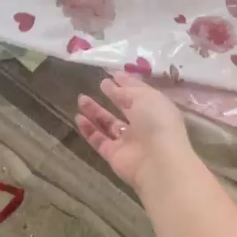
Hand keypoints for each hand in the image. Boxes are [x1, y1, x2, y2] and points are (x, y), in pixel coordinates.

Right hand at [76, 72, 193, 191]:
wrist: (158, 162)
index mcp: (156, 109)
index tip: (113, 74)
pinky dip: (89, 130)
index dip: (127, 84)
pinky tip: (78, 118)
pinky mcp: (114, 155)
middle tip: (99, 84)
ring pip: (109, 124)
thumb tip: (112, 85)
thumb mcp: (144, 98)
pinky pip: (99, 140)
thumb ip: (126, 91)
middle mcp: (143, 125)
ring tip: (81, 98)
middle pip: (125, 108)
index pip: (140, 94)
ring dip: (95, 111)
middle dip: (112, 96)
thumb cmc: (157, 123)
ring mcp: (128, 141)